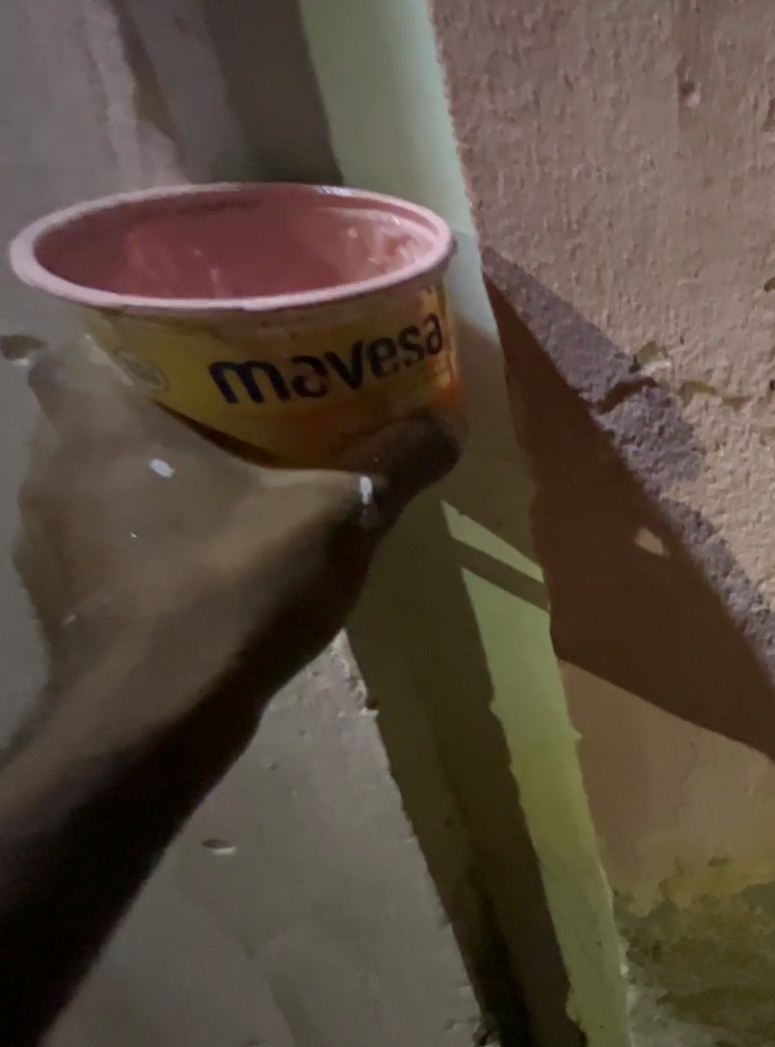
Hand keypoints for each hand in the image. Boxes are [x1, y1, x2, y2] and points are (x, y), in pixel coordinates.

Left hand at [11, 338, 459, 745]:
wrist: (157, 713)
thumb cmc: (237, 588)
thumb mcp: (344, 515)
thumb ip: (399, 461)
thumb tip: (451, 420)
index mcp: (104, 426)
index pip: (87, 340)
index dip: (146, 333)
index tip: (219, 345)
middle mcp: (55, 465)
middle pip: (108, 402)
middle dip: (181, 399)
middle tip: (264, 401)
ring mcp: (51, 529)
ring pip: (109, 463)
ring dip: (171, 458)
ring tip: (253, 466)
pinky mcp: (68, 581)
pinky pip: (115, 518)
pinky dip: (163, 513)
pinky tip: (223, 536)